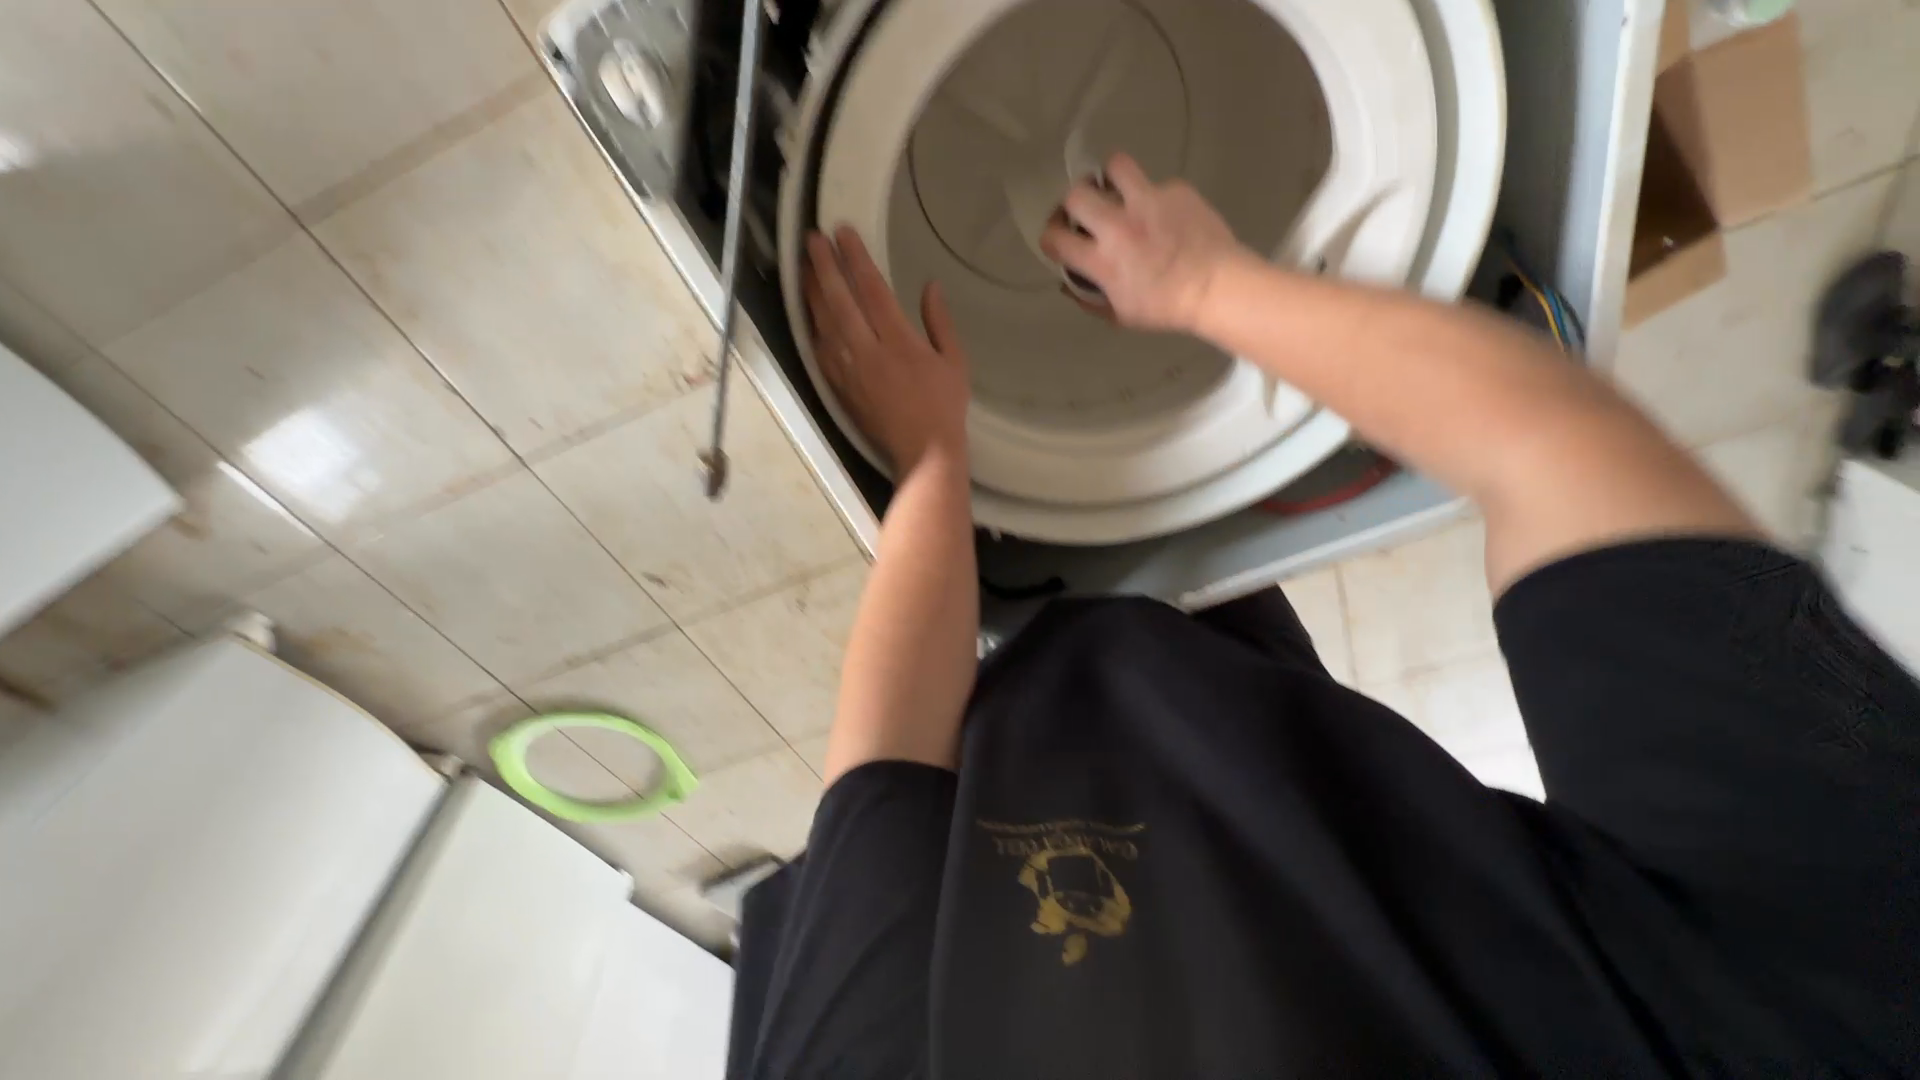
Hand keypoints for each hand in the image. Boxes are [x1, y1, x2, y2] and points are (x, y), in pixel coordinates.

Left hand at [805, 227, 970, 475]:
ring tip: (805, 264)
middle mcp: (868, 351)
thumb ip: (940, 322)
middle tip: (812, 239)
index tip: (843, 232)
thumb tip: (930, 286)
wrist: (923, 452)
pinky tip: (809, 307)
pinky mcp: (838, 386)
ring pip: (823, 322)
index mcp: (899, 342)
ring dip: (812, 290)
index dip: (855, 258)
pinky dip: (812, 323)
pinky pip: (820, 348)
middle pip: (838, 300)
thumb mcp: (954, 361)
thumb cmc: (944, 406)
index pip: (871, 289)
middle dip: (823, 266)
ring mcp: (849, 370)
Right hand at [1039, 153, 1249, 332]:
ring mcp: (1148, 202)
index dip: (1050, 238)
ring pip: (1114, 166)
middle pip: (1075, 195)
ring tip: (1117, 191)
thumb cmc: (1166, 308)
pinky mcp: (1175, 190)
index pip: (1055, 239)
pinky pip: (1156, 185)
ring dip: (1110, 178)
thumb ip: (1091, 299)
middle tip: (1084, 212)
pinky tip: (1166, 215)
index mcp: (1102, 260)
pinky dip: (1154, 198)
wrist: (1217, 287)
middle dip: (1073, 204)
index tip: (1057, 240)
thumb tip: (1070, 284)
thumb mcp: (1121, 315)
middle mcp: (1118, 225)